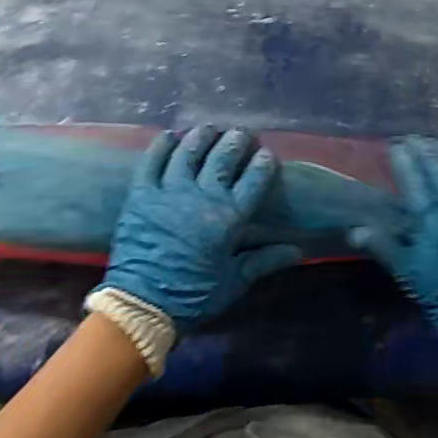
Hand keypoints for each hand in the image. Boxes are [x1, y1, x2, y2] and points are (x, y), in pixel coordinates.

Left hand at [94, 127, 301, 330]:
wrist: (139, 309)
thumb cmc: (193, 296)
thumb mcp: (235, 281)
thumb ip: (266, 260)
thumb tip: (298, 250)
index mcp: (230, 216)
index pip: (255, 178)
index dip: (263, 162)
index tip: (267, 154)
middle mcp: (203, 197)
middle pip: (224, 158)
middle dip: (236, 141)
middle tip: (242, 133)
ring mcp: (170, 193)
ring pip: (189, 154)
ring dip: (202, 137)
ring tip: (210, 128)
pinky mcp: (141, 197)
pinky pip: (151, 164)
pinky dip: (161, 147)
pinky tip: (170, 136)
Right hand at [351, 136, 437, 335]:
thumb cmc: (435, 286)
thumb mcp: (404, 267)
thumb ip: (381, 242)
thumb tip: (355, 229)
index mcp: (429, 220)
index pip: (414, 180)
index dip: (404, 160)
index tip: (396, 146)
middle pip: (436, 169)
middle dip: (423, 150)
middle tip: (413, 139)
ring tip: (433, 143)